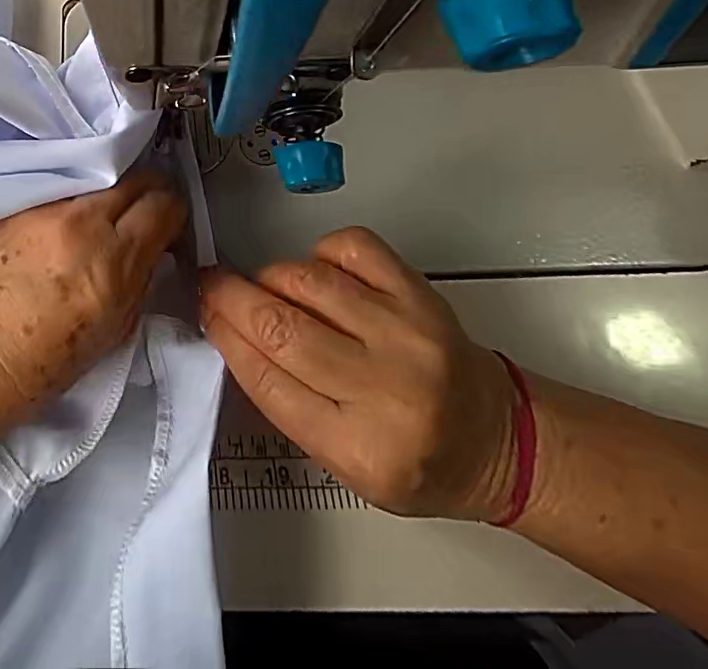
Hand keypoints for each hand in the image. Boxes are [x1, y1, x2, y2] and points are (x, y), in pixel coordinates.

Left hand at [0, 172, 185, 472]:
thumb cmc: (39, 368)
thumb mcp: (112, 333)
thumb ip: (138, 282)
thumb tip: (152, 252)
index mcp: (110, 263)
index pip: (162, 205)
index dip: (173, 215)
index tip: (169, 230)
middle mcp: (78, 225)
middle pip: (133, 180)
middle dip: (147, 196)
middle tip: (145, 220)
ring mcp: (42, 212)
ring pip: (96, 183)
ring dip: (109, 198)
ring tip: (103, 228)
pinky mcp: (14, 209)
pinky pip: (60, 193)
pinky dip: (75, 203)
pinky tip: (68, 230)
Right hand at [198, 227, 519, 520]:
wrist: (502, 442)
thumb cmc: (411, 457)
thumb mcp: (337, 460)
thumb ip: (280, 398)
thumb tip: (227, 327)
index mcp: (360, 447)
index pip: (264, 377)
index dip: (223, 336)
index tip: (205, 314)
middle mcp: (388, 389)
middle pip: (279, 326)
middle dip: (229, 298)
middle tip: (212, 287)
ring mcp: (409, 334)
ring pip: (305, 281)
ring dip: (269, 278)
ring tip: (269, 289)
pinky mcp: (422, 296)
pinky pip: (351, 248)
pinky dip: (318, 252)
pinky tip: (318, 274)